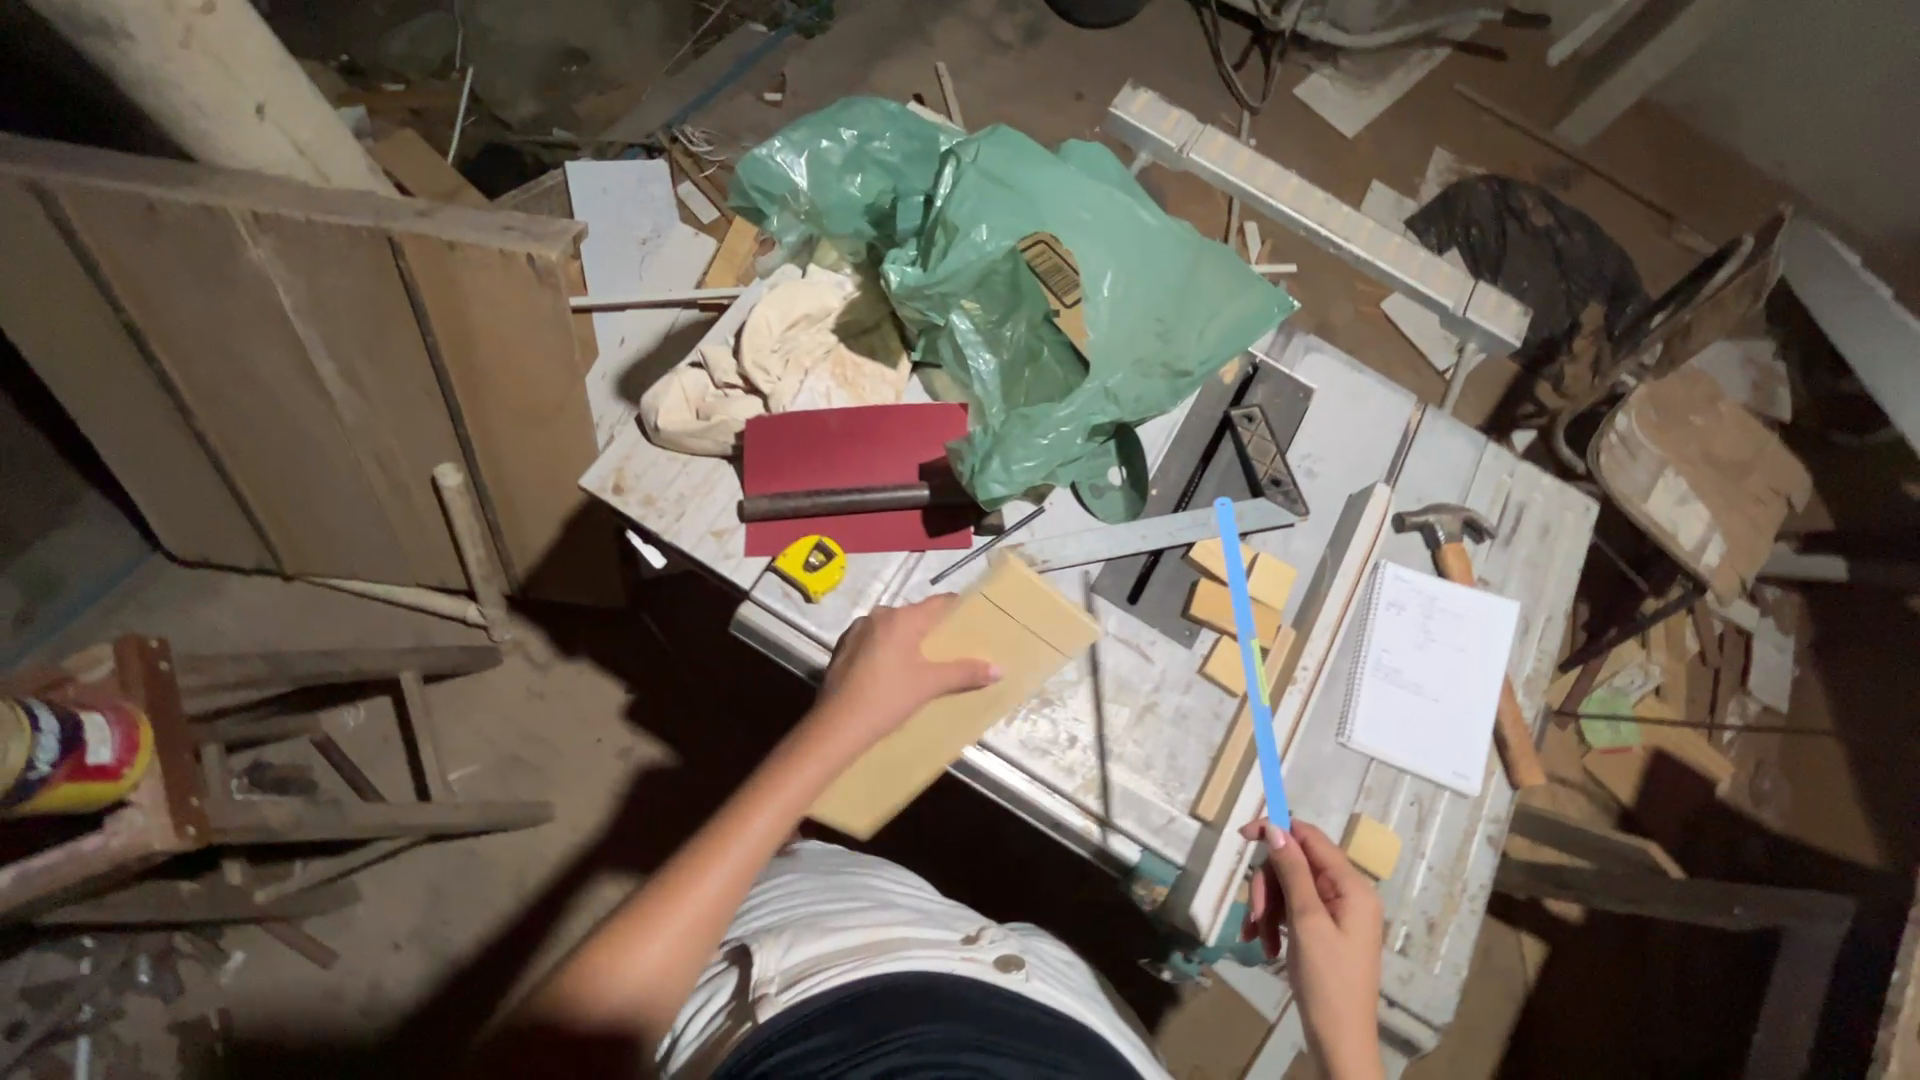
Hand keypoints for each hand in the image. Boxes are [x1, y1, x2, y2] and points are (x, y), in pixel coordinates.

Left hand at [810, 596, 999, 749]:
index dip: (958, 610)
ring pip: (893, 629)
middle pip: (915, 615)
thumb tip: (998, 669)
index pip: (939, 603)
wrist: (837, 726)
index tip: (974, 621)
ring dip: (909, 640)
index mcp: (901, 618)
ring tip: (926, 662)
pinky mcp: (843, 648)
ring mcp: (856, 630)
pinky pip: (874, 641)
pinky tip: (894, 671)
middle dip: (934, 630)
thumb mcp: (930, 685)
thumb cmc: (887, 699)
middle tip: (954, 647)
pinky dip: (888, 650)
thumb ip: (965, 673)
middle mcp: (878, 616)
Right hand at [1240, 818, 1384, 1079]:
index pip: (1310, 837)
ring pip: (1288, 888)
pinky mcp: (1323, 931)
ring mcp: (1335, 913)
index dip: (1276, 831)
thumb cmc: (1327, 980)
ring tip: (1259, 938)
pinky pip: (1291, 910)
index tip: (1242, 836)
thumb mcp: (1305, 921)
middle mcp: (1347, 893)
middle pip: (1294, 864)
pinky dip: (1274, 924)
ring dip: (1267, 909)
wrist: (1339, 1041)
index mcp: (1351, 886)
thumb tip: (1275, 828)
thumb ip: (1292, 870)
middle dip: (1269, 886)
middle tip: (1255, 916)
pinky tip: (1264, 946)